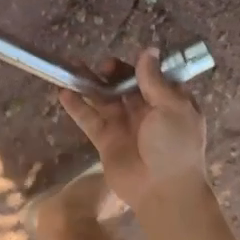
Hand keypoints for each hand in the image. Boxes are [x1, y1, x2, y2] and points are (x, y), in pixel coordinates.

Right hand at [59, 48, 207, 206]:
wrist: (163, 189)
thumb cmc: (175, 146)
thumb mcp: (172, 107)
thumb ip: (154, 80)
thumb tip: (149, 50)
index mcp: (168, 102)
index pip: (152, 78)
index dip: (139, 67)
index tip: (128, 61)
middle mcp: (145, 112)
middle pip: (125, 86)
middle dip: (113, 73)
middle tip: (103, 66)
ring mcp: (124, 127)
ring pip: (104, 100)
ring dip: (90, 85)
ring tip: (72, 68)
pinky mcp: (105, 141)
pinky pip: (89, 120)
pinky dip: (77, 107)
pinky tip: (64, 92)